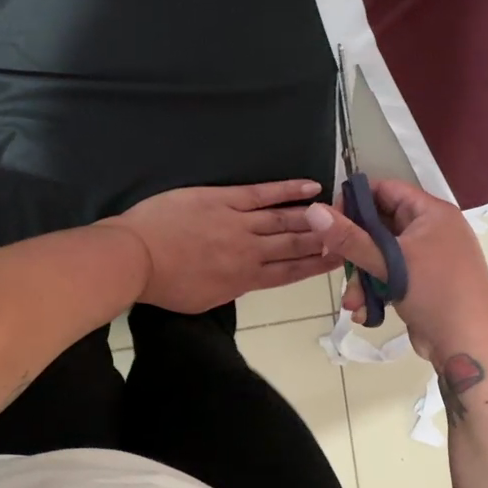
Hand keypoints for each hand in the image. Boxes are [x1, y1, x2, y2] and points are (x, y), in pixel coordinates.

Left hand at [97, 180, 344, 313]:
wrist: (136, 258)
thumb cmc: (161, 285)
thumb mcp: (201, 300)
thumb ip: (228, 289)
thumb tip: (244, 281)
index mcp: (243, 280)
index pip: (288, 273)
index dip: (316, 265)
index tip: (339, 258)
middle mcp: (249, 252)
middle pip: (294, 245)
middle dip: (324, 239)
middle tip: (351, 232)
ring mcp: (238, 223)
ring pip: (284, 220)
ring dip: (312, 216)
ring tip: (337, 212)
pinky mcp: (223, 200)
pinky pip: (262, 193)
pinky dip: (288, 190)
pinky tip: (311, 187)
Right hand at [303, 177, 487, 360]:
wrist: (471, 344)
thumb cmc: (436, 292)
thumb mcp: (388, 262)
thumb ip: (348, 237)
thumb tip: (312, 210)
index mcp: (432, 214)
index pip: (386, 190)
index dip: (354, 201)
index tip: (328, 222)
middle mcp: (431, 230)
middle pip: (379, 225)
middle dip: (353, 248)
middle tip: (331, 260)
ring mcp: (428, 257)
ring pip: (380, 254)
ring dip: (360, 276)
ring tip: (352, 300)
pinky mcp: (422, 281)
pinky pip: (390, 275)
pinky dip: (374, 289)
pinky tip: (364, 310)